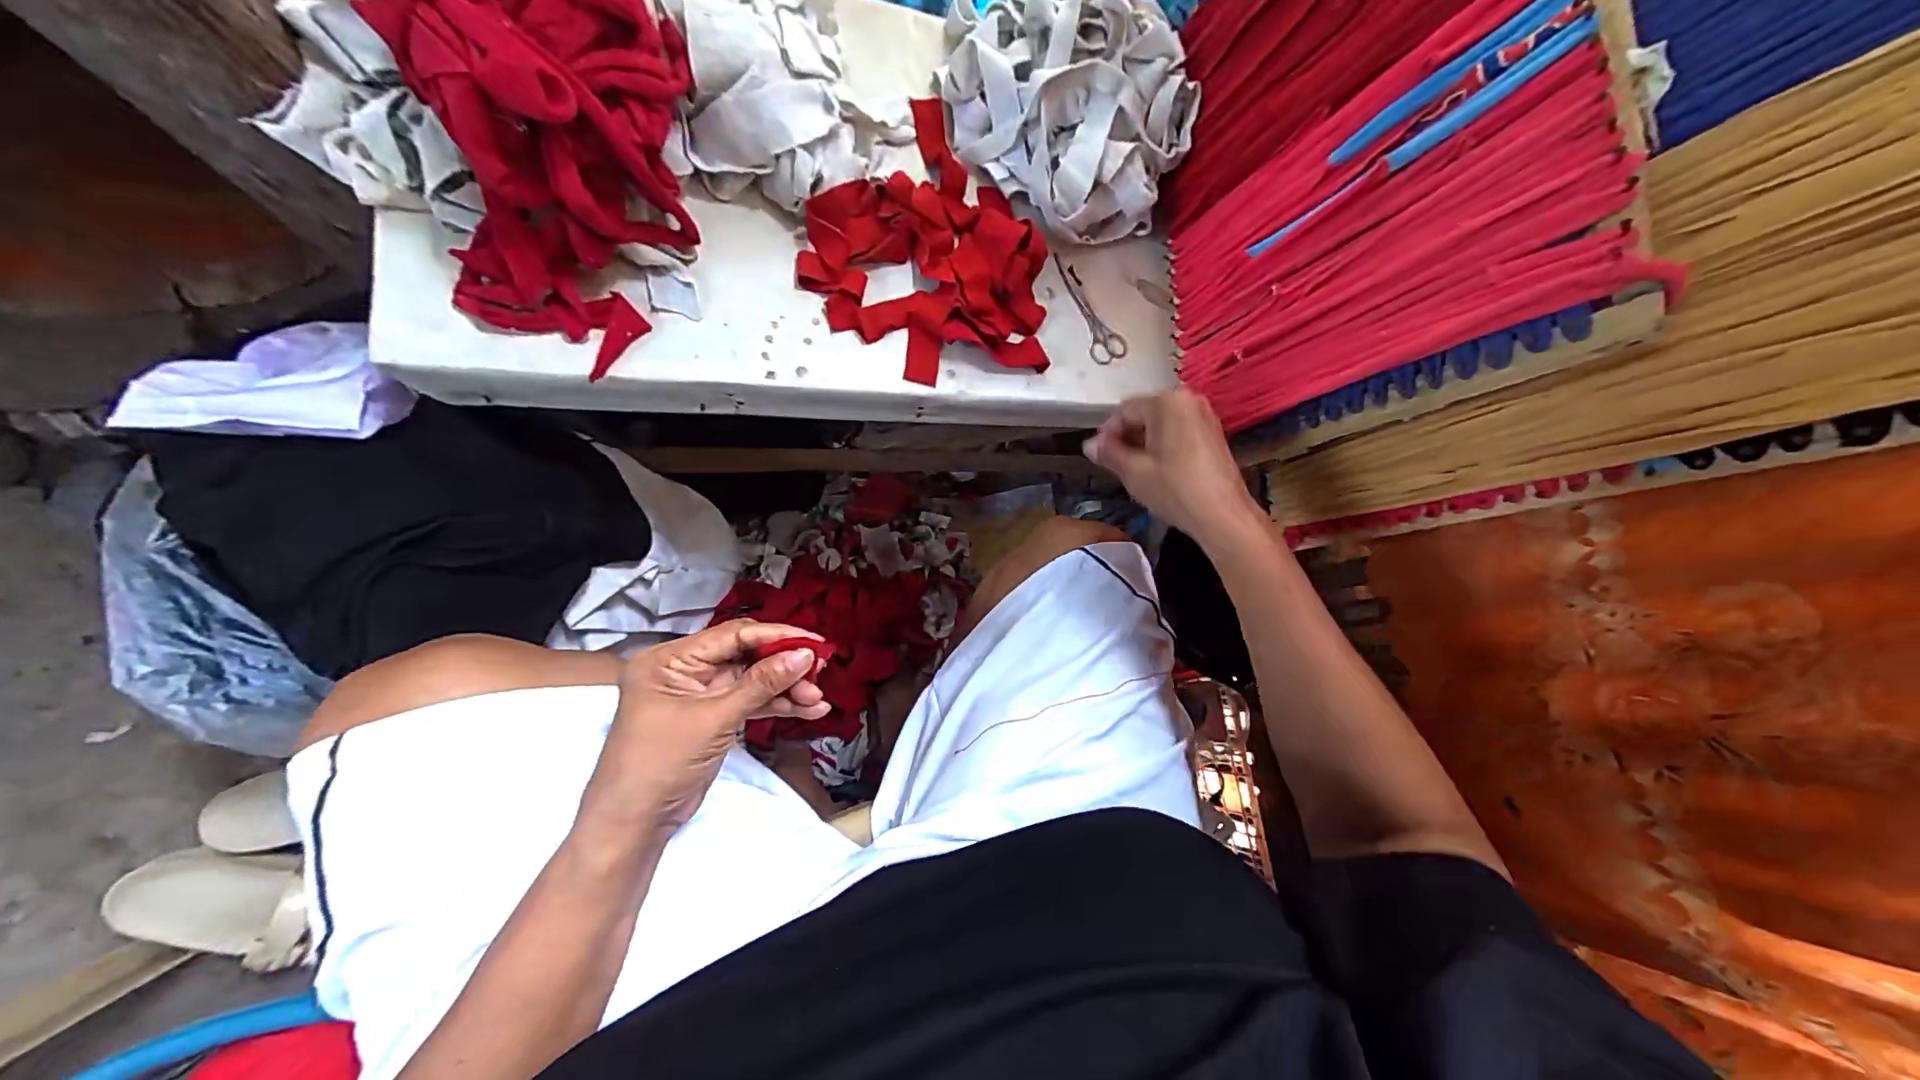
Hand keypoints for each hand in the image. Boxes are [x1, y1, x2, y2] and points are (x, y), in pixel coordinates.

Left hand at [586, 620, 829, 829]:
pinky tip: (806, 709)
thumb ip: (761, 684)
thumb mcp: (714, 719)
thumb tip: (804, 655)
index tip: (814, 642)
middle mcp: (683, 670)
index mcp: (669, 659)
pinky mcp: (711, 716)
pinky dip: (776, 705)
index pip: (731, 635)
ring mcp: (698, 694)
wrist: (634, 824)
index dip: (775, 636)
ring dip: (785, 688)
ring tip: (817, 698)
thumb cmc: (660, 764)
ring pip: (751, 680)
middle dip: (784, 665)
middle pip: (744, 655)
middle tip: (819, 672)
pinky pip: (749, 701)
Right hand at [1083, 388, 1264, 546]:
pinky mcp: (1213, 432)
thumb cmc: (1175, 490)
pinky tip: (1158, 469)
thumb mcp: (1133, 472)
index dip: (1107, 433)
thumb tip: (1090, 444)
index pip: (1124, 411)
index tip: (1100, 455)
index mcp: (1166, 402)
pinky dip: (1163, 444)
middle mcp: (1188, 400)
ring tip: (1136, 469)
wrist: (1222, 515)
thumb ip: (1108, 453)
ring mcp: (1203, 415)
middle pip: (1144, 413)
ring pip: (1161, 423)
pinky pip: (1178, 430)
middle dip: (1127, 436)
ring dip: (1144, 441)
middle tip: (1116, 464)